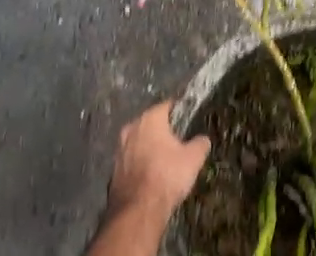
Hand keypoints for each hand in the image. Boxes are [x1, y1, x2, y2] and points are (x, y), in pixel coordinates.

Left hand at [106, 100, 211, 218]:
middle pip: (150, 123)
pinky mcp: (113, 169)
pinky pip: (131, 160)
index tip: (186, 117)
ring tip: (163, 159)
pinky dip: (140, 164)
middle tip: (176, 140)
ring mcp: (119, 149)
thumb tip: (203, 139)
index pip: (166, 106)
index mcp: (150, 119)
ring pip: (138, 142)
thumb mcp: (193, 158)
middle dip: (162, 130)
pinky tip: (150, 175)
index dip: (178, 111)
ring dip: (149, 147)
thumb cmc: (167, 175)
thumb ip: (200, 144)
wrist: (138, 209)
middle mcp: (131, 128)